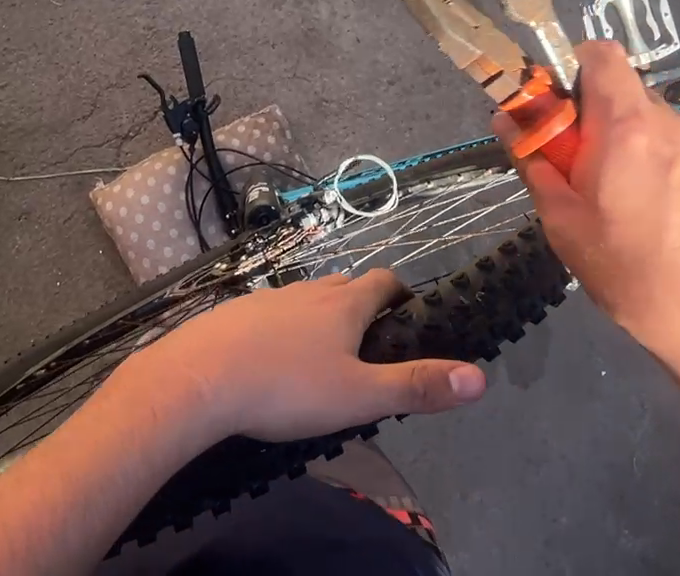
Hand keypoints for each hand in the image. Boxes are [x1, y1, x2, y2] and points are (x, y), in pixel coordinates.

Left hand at [119, 271, 485, 442]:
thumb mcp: (358, 396)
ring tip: (323, 352)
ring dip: (322, 313)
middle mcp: (308, 291)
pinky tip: (272, 358)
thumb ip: (417, 387)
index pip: (383, 282)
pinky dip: (284, 326)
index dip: (401, 292)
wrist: (199, 379)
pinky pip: (271, 312)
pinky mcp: (235, 313)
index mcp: (343, 305)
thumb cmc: (286, 387)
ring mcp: (268, 298)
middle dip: (362, 302)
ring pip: (306, 297)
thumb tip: (481, 377)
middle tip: (370, 340)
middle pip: (345, 284)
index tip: (409, 312)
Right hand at [495, 41, 679, 400]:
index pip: (599, 54)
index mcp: (627, 127)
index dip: (573, 70)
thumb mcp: (565, 227)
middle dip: (603, 129)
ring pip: (665, 135)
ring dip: (643, 157)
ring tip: (643, 220)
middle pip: (629, 101)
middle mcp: (677, 125)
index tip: (560, 115)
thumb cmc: (637, 278)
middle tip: (593, 184)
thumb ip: (535, 164)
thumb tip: (507, 120)